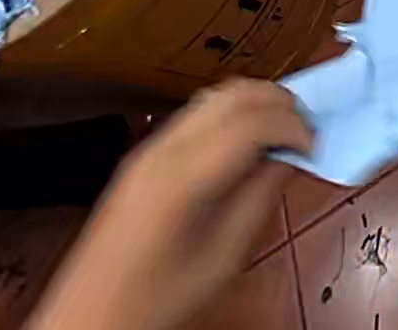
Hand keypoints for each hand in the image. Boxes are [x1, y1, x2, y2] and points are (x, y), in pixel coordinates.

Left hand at [29, 80, 313, 329]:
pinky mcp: (145, 153)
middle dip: (280, 101)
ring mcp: (151, 146)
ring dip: (258, 100)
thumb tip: (289, 155)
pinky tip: (248, 138)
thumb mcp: (221, 258)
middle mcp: (164, 148)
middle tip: (305, 127)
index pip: (252, 120)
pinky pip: (201, 110)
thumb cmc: (155, 303)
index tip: (314, 144)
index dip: (293, 125)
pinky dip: (235, 109)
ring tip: (281, 129)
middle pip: (236, 93)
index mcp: (182, 177)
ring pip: (219, 93)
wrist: (83, 326)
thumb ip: (259, 197)